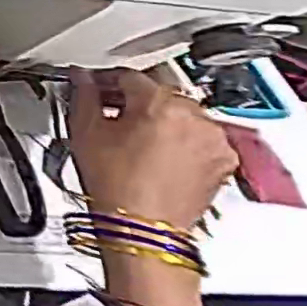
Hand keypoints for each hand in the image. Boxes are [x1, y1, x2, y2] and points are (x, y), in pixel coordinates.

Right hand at [69, 68, 237, 229]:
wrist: (142, 229)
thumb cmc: (117, 186)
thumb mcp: (85, 129)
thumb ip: (84, 94)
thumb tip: (84, 79)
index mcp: (161, 104)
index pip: (129, 75)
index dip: (105, 80)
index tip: (95, 86)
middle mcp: (196, 118)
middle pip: (158, 92)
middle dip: (133, 98)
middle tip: (110, 109)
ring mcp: (214, 140)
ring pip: (180, 112)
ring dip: (158, 116)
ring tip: (133, 132)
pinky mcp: (222, 160)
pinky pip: (198, 134)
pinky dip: (179, 136)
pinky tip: (154, 149)